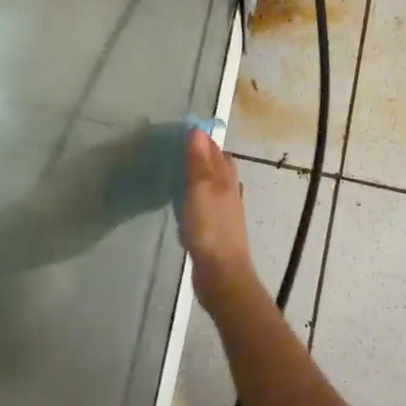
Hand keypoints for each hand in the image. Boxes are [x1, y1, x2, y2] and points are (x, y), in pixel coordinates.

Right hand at [180, 129, 257, 310]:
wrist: (222, 274)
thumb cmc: (210, 228)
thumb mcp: (201, 190)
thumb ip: (199, 162)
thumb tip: (198, 130)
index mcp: (226, 180)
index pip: (216, 151)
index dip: (203, 139)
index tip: (182, 130)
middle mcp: (228, 193)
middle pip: (218, 167)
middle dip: (202, 156)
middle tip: (177, 150)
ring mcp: (223, 213)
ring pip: (212, 187)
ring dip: (198, 177)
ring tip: (176, 173)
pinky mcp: (215, 231)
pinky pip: (205, 206)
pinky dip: (195, 199)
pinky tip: (183, 205)